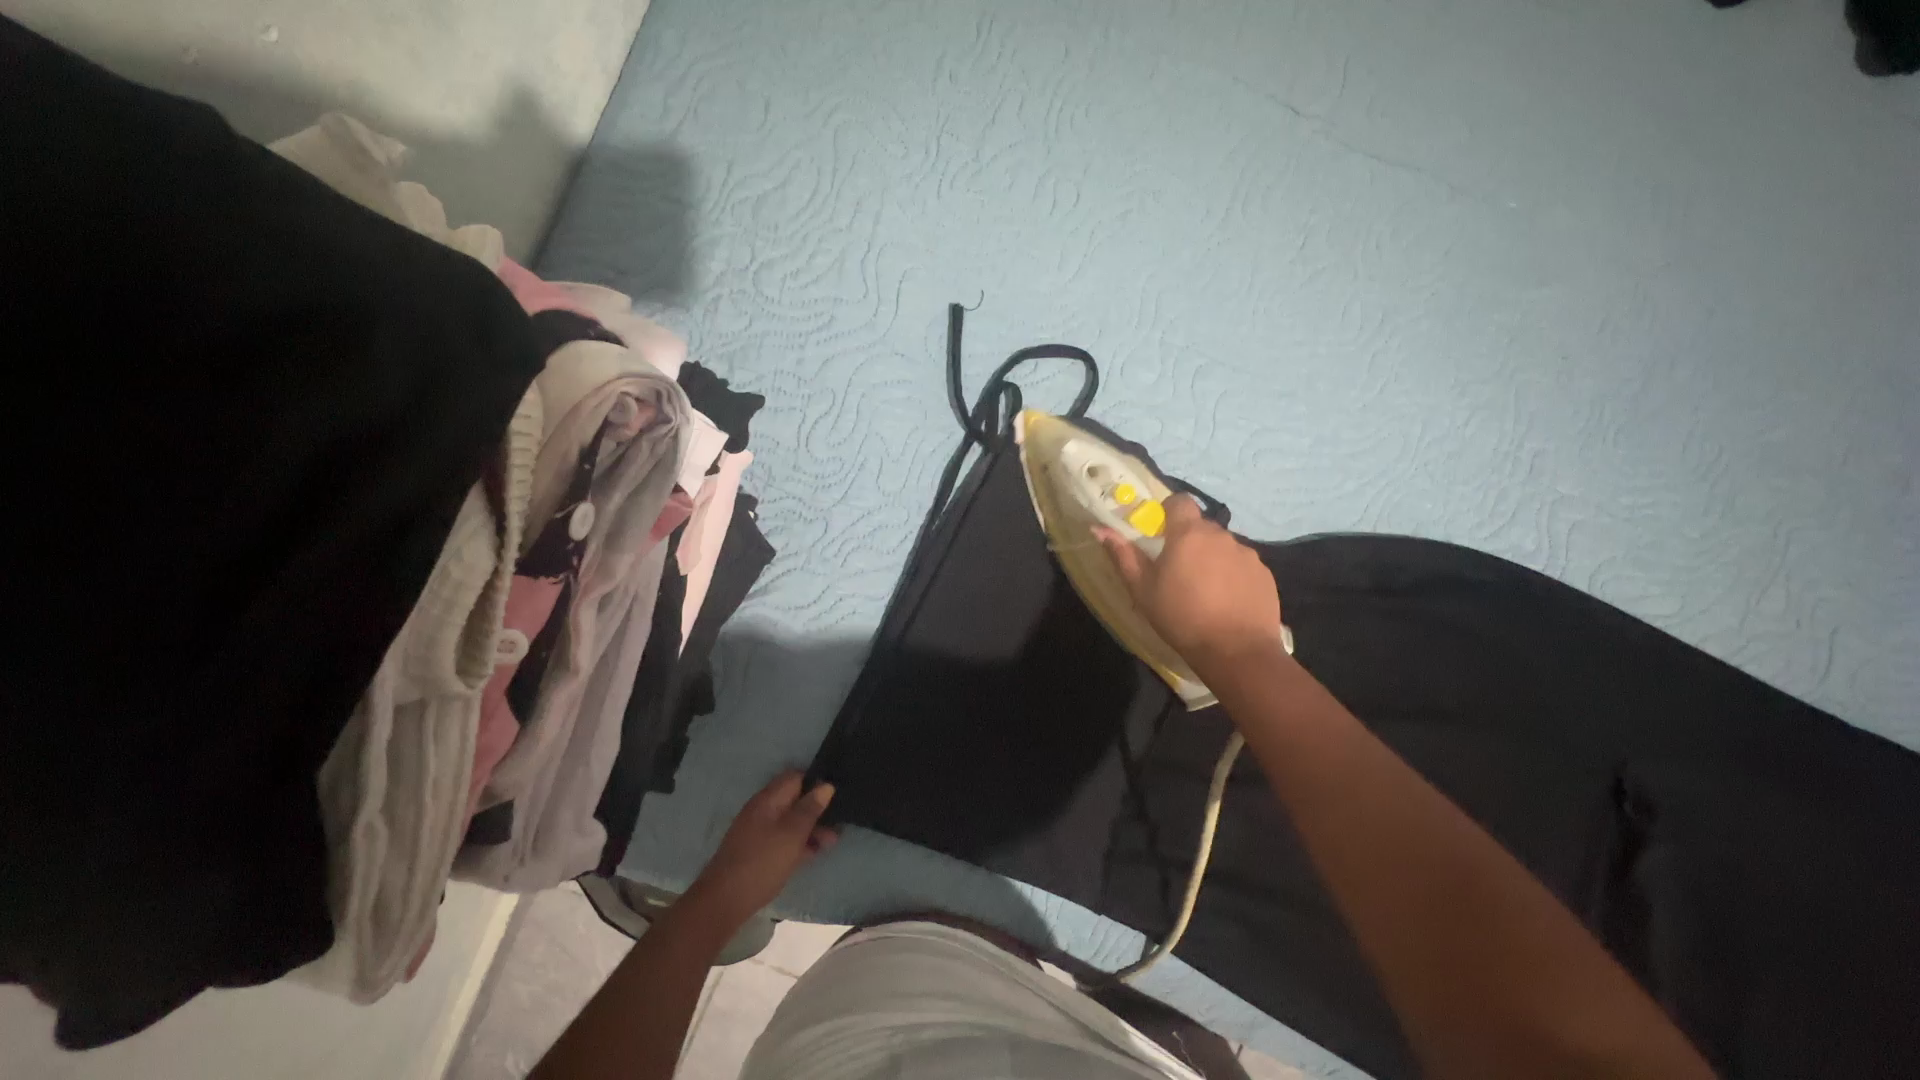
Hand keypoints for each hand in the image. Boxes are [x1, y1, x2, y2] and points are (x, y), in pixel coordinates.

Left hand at [683, 770, 836, 929]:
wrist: (724, 901)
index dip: (816, 781)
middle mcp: (761, 810)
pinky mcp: (757, 851)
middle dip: (817, 809)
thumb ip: (809, 809)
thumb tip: (826, 785)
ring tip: (832, 842)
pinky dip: (798, 843)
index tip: (837, 793)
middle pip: (794, 800)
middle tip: (839, 823)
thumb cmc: (762, 862)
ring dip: (810, 828)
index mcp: (768, 800)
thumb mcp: (792, 834)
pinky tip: (814, 854)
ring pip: (790, 821)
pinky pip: (782, 839)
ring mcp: (758, 832)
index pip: (795, 777)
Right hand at [1097, 494, 1283, 671]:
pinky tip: (1226, 602)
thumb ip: (1123, 556)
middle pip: (1201, 526)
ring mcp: (1247, 554)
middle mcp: (1221, 536)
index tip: (1161, 534)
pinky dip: (1232, 576)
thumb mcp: (1143, 590)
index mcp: (1188, 534)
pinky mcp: (1264, 574)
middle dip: (1189, 540)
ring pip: (1223, 547)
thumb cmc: (1182, 617)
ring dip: (1212, 559)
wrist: (1236, 652)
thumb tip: (1098, 528)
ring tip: (1205, 591)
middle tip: (1178, 571)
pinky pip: (1242, 565)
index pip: (1179, 501)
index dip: (1169, 511)